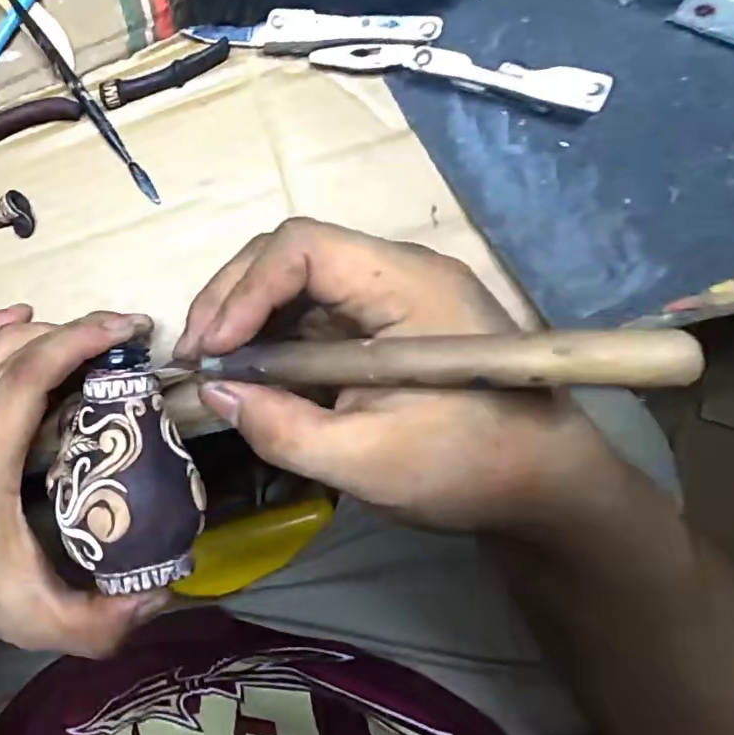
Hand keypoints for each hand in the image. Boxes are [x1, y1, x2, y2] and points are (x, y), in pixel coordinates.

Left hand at [0, 306, 169, 656]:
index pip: (28, 376)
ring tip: (97, 337)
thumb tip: (163, 592)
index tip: (127, 332)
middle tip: (130, 334)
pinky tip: (25, 317)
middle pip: (18, 350)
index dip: (79, 342)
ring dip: (49, 330)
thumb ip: (102, 622)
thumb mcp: (39, 622)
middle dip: (79, 330)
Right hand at [174, 218, 629, 537]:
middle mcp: (393, 274)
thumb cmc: (470, 471)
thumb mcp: (366, 463)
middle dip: (227, 299)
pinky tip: (237, 366)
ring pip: (283, 278)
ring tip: (203, 361)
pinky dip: (256, 334)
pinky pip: (297, 310)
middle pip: (284, 252)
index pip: (304, 247)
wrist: (542, 486)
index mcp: (409, 288)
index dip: (246, 290)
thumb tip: (212, 391)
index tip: (212, 349)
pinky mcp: (367, 322)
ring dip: (233, 314)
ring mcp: (379, 296)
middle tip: (191, 354)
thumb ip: (281, 429)